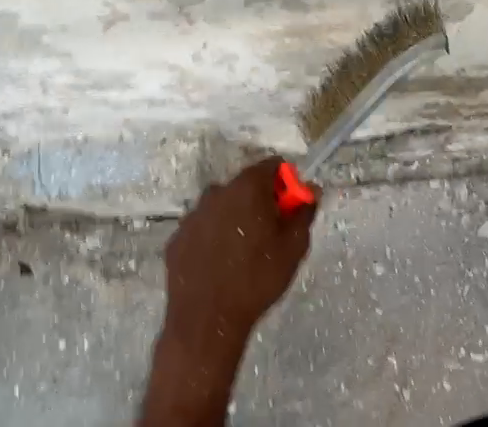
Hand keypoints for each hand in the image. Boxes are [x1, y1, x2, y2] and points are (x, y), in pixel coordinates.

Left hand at [161, 159, 316, 347]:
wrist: (207, 321)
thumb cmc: (257, 279)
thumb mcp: (293, 247)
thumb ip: (304, 212)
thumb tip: (311, 191)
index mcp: (247, 188)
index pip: (272, 166)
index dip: (286, 182)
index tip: (290, 207)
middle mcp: (216, 192)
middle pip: (245, 185)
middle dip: (260, 201)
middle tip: (270, 233)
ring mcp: (192, 216)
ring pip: (221, 206)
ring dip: (235, 218)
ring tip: (242, 253)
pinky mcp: (176, 239)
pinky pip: (202, 229)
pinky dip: (212, 237)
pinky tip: (219, 265)